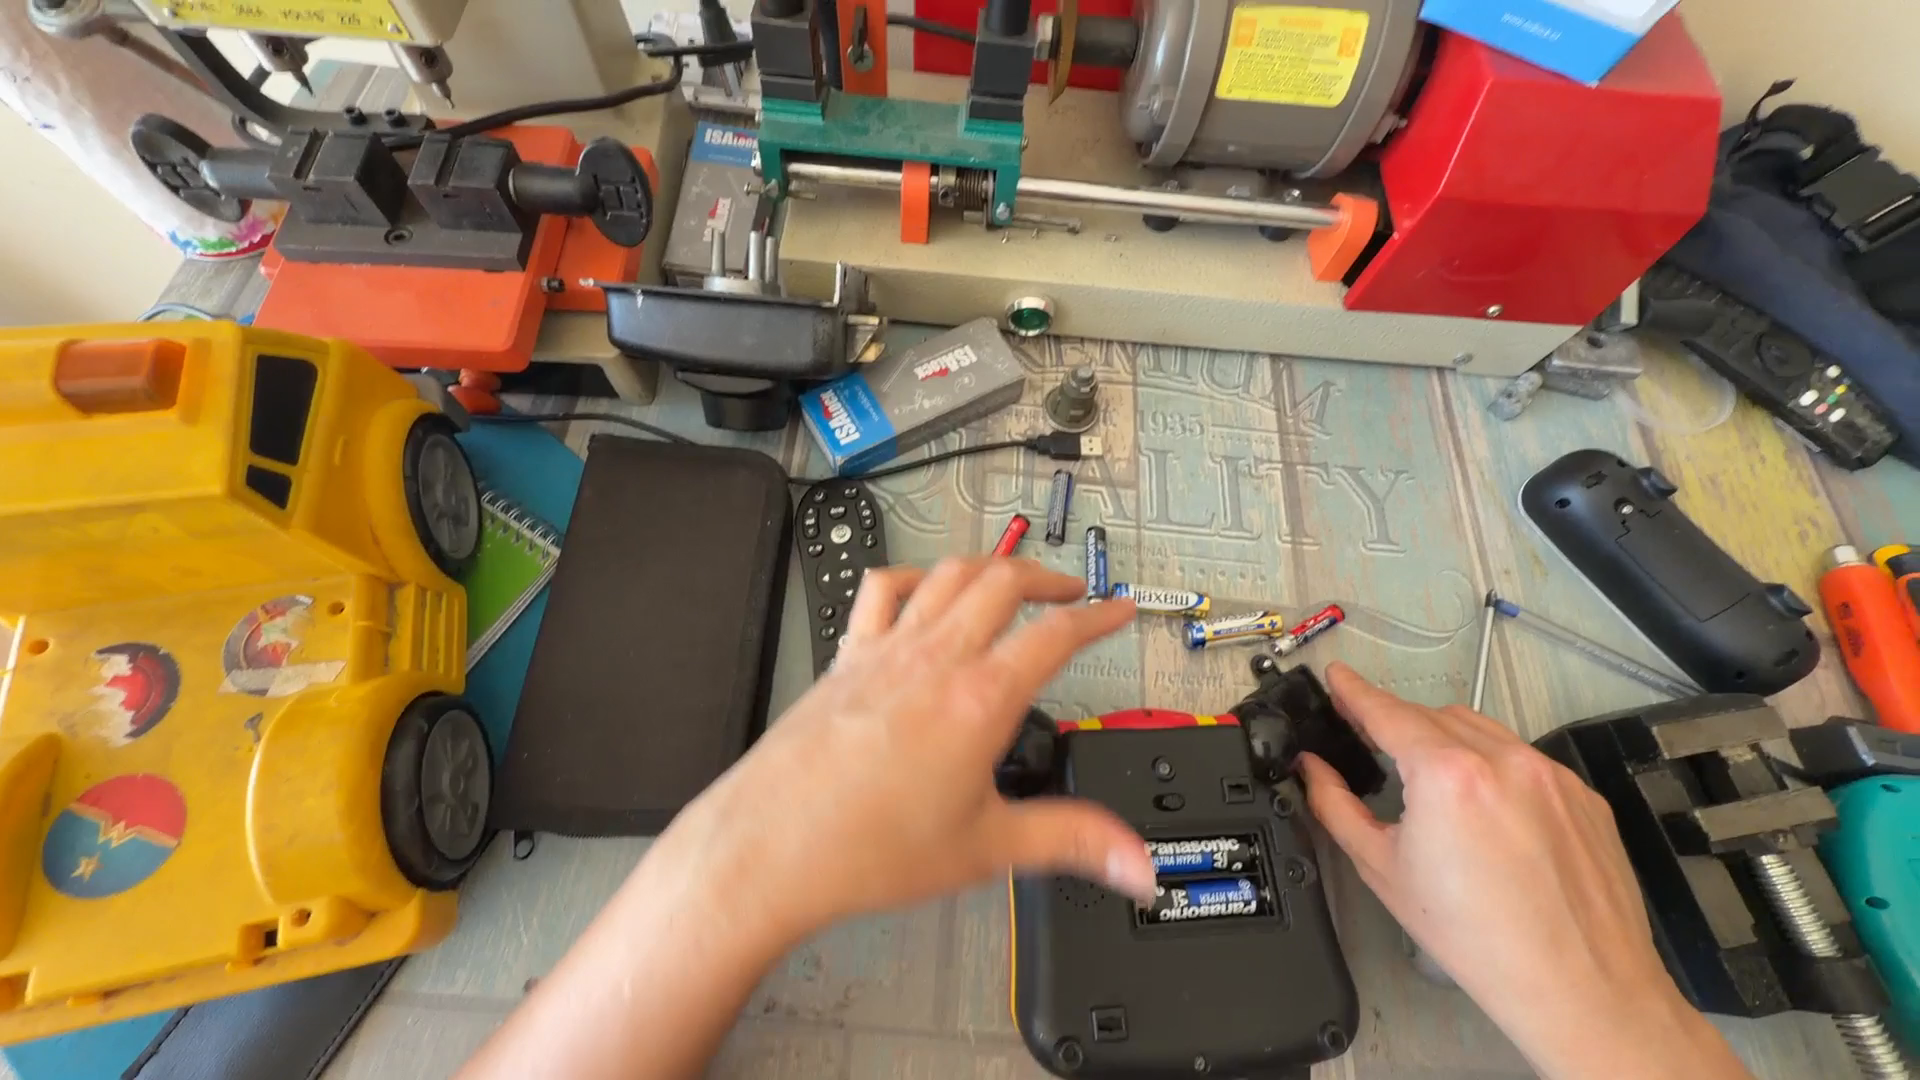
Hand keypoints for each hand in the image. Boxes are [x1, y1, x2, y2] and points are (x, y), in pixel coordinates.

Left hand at [682, 558, 1155, 935]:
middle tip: (1070, 591)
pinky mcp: (848, 657)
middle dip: (1047, 577)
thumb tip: (1131, 860)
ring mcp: (886, 650)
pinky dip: (911, 576)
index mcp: (977, 699)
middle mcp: (934, 659)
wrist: (769, 846)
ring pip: (946, 574)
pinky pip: (881, 591)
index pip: (1056, 635)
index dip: (1098, 617)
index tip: (1116, 610)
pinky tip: (920, 588)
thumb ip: (1069, 841)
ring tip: (1009, 577)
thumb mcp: (986, 848)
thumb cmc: (865, 847)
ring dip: (988, 565)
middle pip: (1003, 582)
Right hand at [1298, 664, 1750, 1079]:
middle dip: (1395, 722)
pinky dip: (1490, 762)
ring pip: (1477, 728)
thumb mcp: (1381, 867)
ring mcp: (1550, 775)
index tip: (1337, 677)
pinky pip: (1521, 756)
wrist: (1580, 989)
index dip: (1353, 691)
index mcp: (1446, 774)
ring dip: (1442, 736)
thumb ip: (1334, 804)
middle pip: (1429, 716)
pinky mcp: (1583, 796)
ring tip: (1427, 776)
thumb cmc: (1477, 936)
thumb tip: (1312, 769)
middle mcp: (1502, 760)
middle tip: (1368, 738)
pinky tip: (1483, 806)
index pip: (1386, 711)